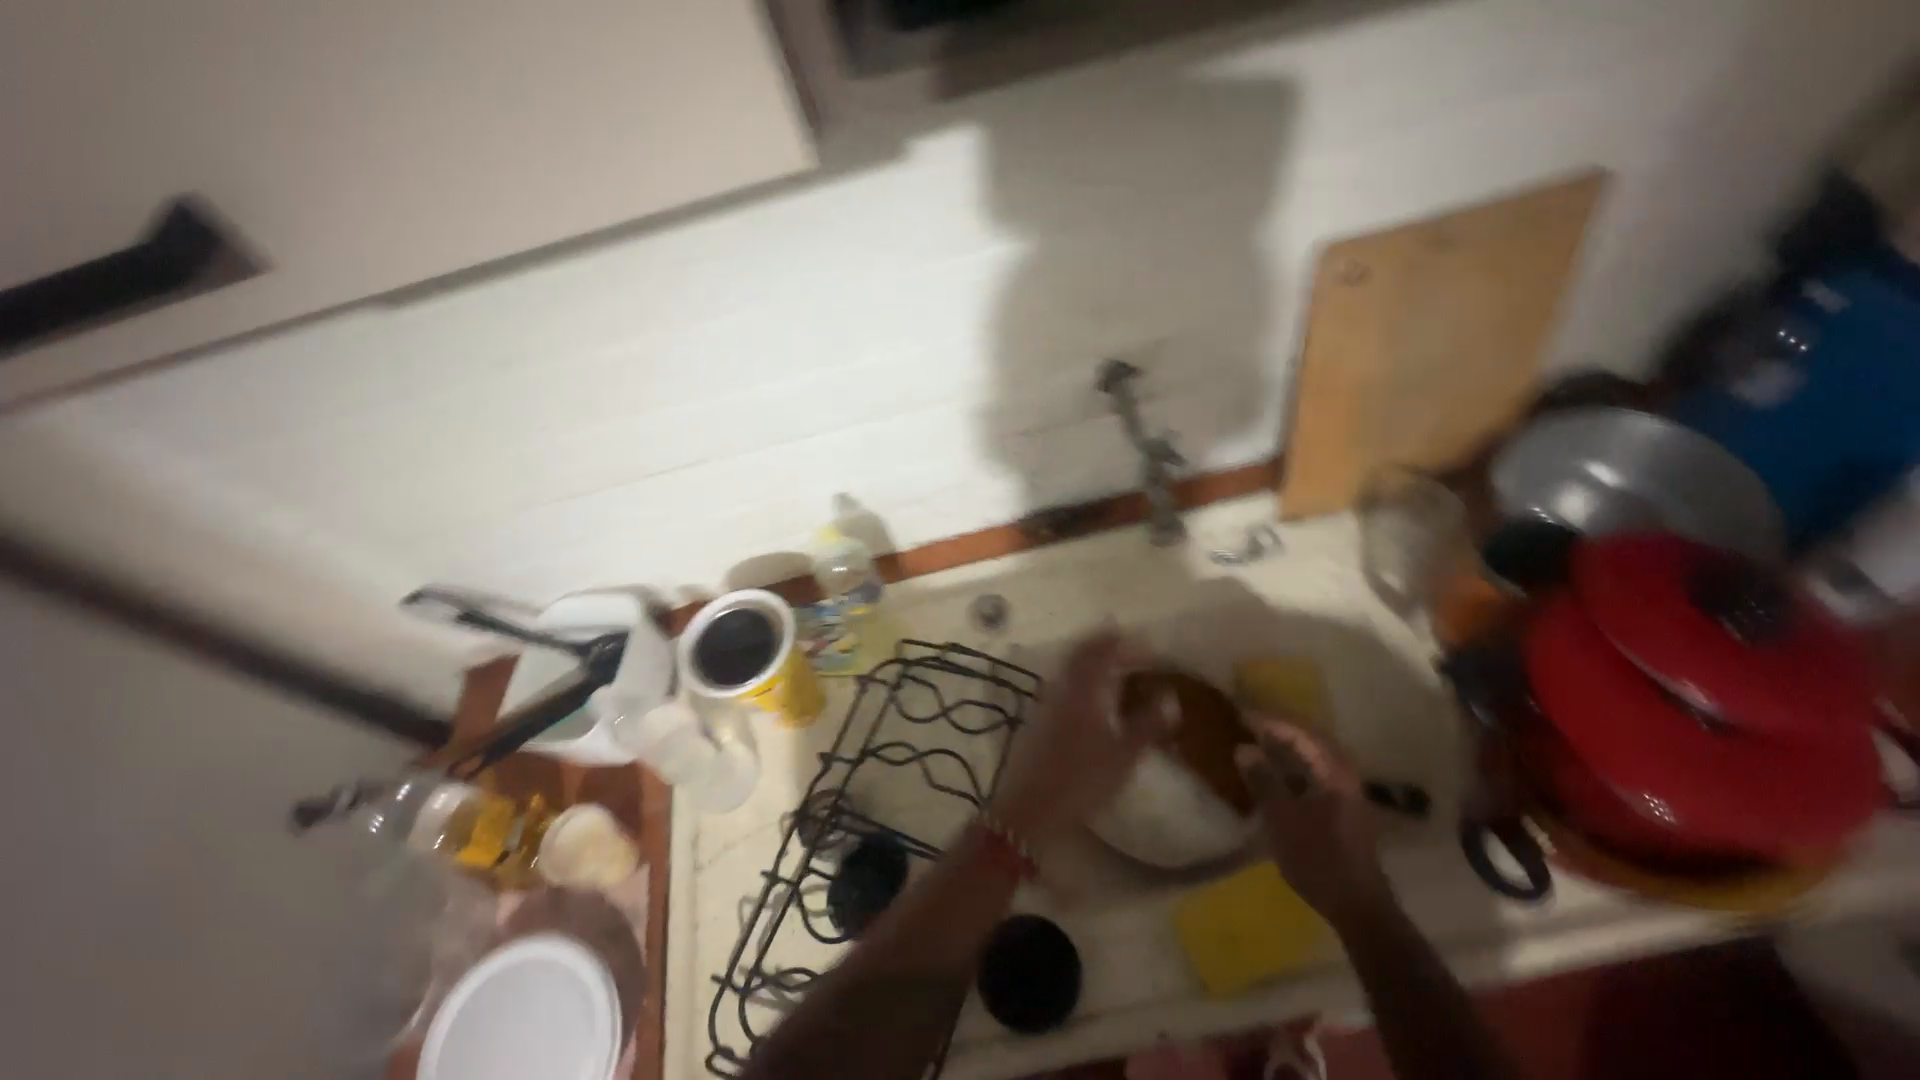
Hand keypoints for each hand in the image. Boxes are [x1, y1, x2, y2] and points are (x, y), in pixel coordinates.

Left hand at [990, 629, 1174, 844]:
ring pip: (1070, 668)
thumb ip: (1149, 723)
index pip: (1104, 650)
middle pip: (1082, 653)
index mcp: (1085, 688)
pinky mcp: (1038, 719)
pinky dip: (1081, 681)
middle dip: (1107, 646)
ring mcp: (1046, 702)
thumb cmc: (1082, 780)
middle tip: (1131, 649)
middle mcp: (1062, 687)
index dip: (1126, 643)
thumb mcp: (1124, 754)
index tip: (1148, 645)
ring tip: (1116, 671)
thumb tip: (1171, 696)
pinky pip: (1063, 685)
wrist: (1030, 808)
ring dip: (1092, 662)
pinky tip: (1093, 700)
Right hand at [1234, 714, 1394, 926]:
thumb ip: (1263, 780)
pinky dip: (1291, 768)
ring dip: (1284, 749)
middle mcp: (1344, 775)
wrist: (1357, 905)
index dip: (1270, 721)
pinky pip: (1312, 775)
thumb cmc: (1319, 858)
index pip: (1301, 732)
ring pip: (1312, 758)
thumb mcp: (1283, 818)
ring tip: (1254, 744)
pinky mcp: (1341, 810)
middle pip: (1309, 740)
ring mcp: (1345, 793)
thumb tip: (1244, 748)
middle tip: (1246, 724)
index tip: (1241, 714)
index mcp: (1335, 771)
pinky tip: (1272, 775)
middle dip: (1278, 730)